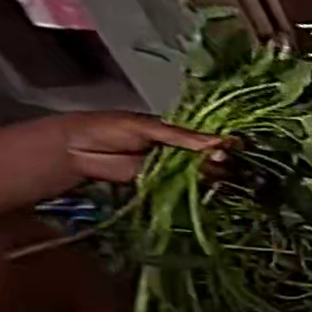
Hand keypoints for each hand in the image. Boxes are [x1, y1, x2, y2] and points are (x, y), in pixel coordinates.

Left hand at [56, 111, 231, 184]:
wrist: (73, 151)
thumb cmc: (104, 129)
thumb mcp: (143, 127)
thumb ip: (180, 136)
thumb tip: (221, 143)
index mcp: (177, 131)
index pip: (208, 136)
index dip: (224, 141)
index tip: (238, 147)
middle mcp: (181, 148)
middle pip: (211, 154)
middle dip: (224, 158)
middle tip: (230, 162)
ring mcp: (177, 165)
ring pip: (206, 169)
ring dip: (218, 172)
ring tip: (224, 173)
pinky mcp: (171, 181)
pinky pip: (194, 183)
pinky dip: (207, 184)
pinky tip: (217, 183)